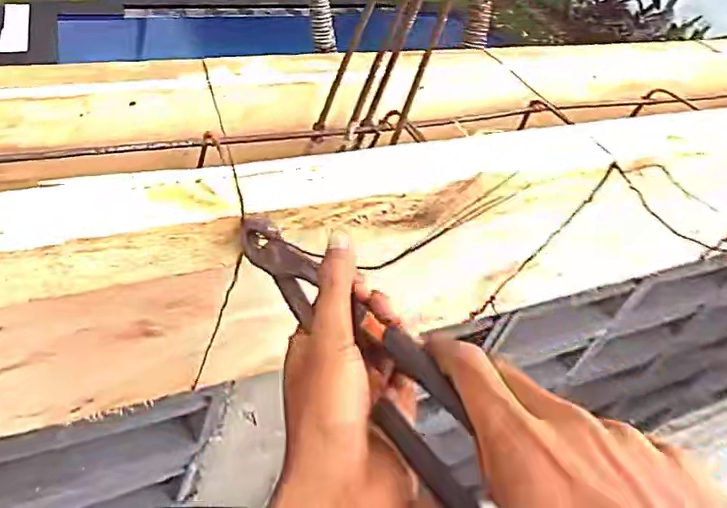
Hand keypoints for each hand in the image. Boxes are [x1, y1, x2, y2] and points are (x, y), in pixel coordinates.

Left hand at [272, 231, 418, 507]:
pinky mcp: (393, 412)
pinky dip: (413, 369)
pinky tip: (412, 364)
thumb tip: (338, 244)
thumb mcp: (329, 336)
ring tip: (398, 336)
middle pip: (365, 322)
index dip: (351, 290)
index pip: (334, 302)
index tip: (363, 284)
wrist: (347, 486)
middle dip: (378, 312)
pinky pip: (409, 380)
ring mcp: (365, 390)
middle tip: (384, 310)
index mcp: (313, 345)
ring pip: (388, 348)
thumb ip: (336, 286)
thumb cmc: (322, 422)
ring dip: (396, 337)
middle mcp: (338, 366)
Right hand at [428, 337, 724, 507]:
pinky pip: (629, 448)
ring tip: (573, 503)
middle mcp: (575, 430)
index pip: (469, 367)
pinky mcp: (678, 462)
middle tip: (491, 440)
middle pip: (516, 386)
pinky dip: (614, 469)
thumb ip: (489, 487)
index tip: (433, 353)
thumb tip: (455, 486)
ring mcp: (630, 443)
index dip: (444, 354)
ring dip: (559, 446)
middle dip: (495, 402)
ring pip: (573, 422)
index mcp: (526, 450)